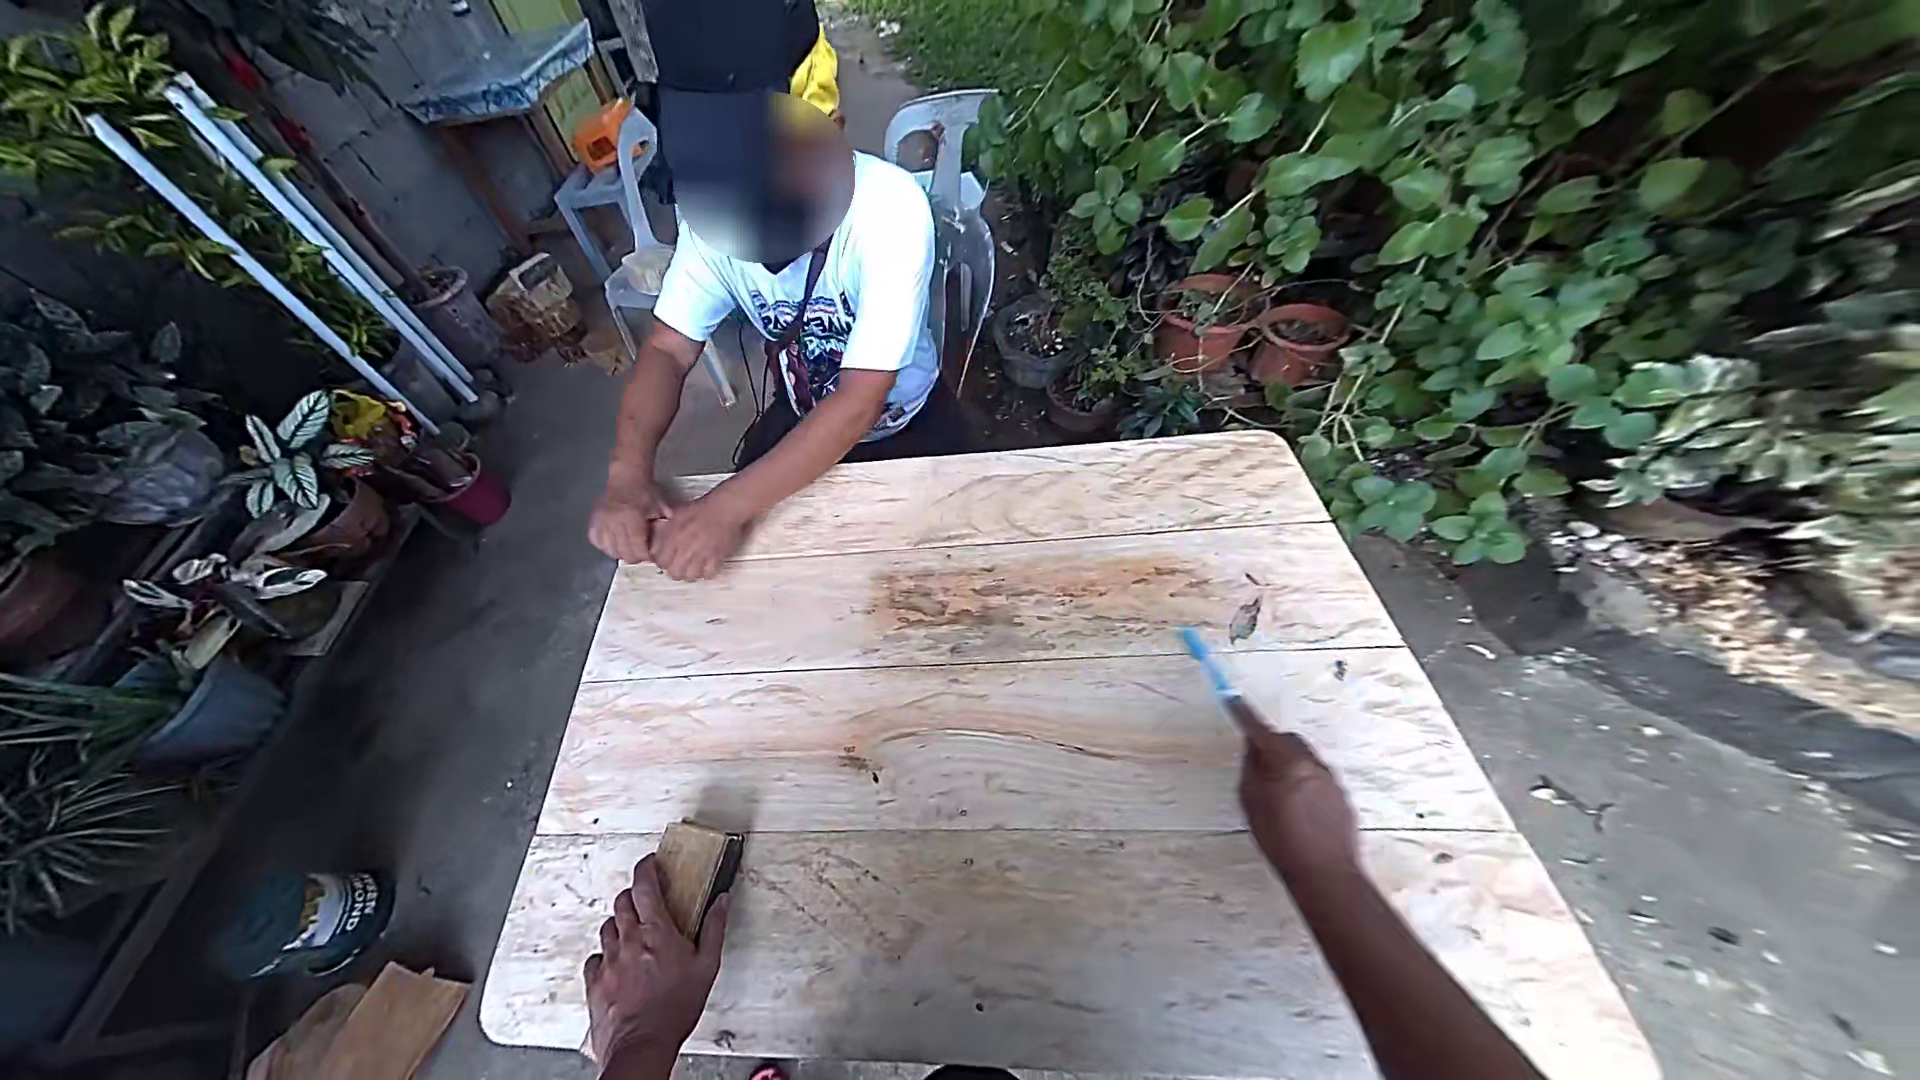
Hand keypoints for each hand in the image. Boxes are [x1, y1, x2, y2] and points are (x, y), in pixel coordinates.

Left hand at [582, 854, 729, 1066]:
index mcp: (656, 931)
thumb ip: (715, 928)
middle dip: (633, 893)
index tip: (650, 862)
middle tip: (645, 896)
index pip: (644, 885)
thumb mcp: (707, 965)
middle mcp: (628, 941)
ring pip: (607, 927)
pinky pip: (594, 958)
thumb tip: (722, 902)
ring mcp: (609, 962)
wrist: (641, 1047)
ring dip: (620, 922)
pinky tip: (616, 960)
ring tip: (633, 929)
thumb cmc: (674, 1008)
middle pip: (622, 902)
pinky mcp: (594, 984)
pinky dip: (604, 953)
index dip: (646, 868)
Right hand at [590, 479, 673, 563]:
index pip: (637, 547)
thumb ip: (666, 523)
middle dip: (634, 557)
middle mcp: (615, 522)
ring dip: (621, 553)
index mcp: (633, 518)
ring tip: (630, 549)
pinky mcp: (595, 520)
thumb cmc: (646, 491)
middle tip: (641, 554)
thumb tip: (672, 539)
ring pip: (610, 549)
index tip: (650, 555)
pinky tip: (615, 545)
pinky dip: (606, 546)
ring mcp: (603, 521)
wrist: (627, 477)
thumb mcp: (662, 506)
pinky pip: (597, 541)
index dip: (645, 555)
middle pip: (623, 552)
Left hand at [648, 493, 749, 581]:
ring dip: (691, 574)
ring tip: (693, 568)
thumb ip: (665, 527)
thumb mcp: (677, 513)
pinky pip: (708, 573)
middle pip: (675, 573)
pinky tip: (707, 566)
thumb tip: (656, 532)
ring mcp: (701, 555)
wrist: (724, 508)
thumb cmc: (703, 509)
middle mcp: (685, 549)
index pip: (661, 562)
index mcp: (673, 538)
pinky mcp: (716, 557)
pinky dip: (706, 572)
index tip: (667, 560)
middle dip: (676, 571)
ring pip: (691, 576)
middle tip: (680, 566)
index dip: (663, 563)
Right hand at [1238, 713, 1359, 882]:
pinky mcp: (1341, 796)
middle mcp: (1311, 763)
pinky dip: (1303, 781)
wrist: (1326, 875)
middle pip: (1286, 739)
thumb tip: (1253, 745)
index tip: (1232, 698)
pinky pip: (1316, 776)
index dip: (1243, 713)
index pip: (1258, 728)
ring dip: (1288, 764)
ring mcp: (1330, 779)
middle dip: (1271, 744)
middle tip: (1257, 763)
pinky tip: (1296, 807)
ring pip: (1303, 758)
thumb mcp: (1250, 799)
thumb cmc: (1279, 838)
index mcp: (1286, 760)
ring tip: (1277, 794)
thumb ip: (1251, 766)